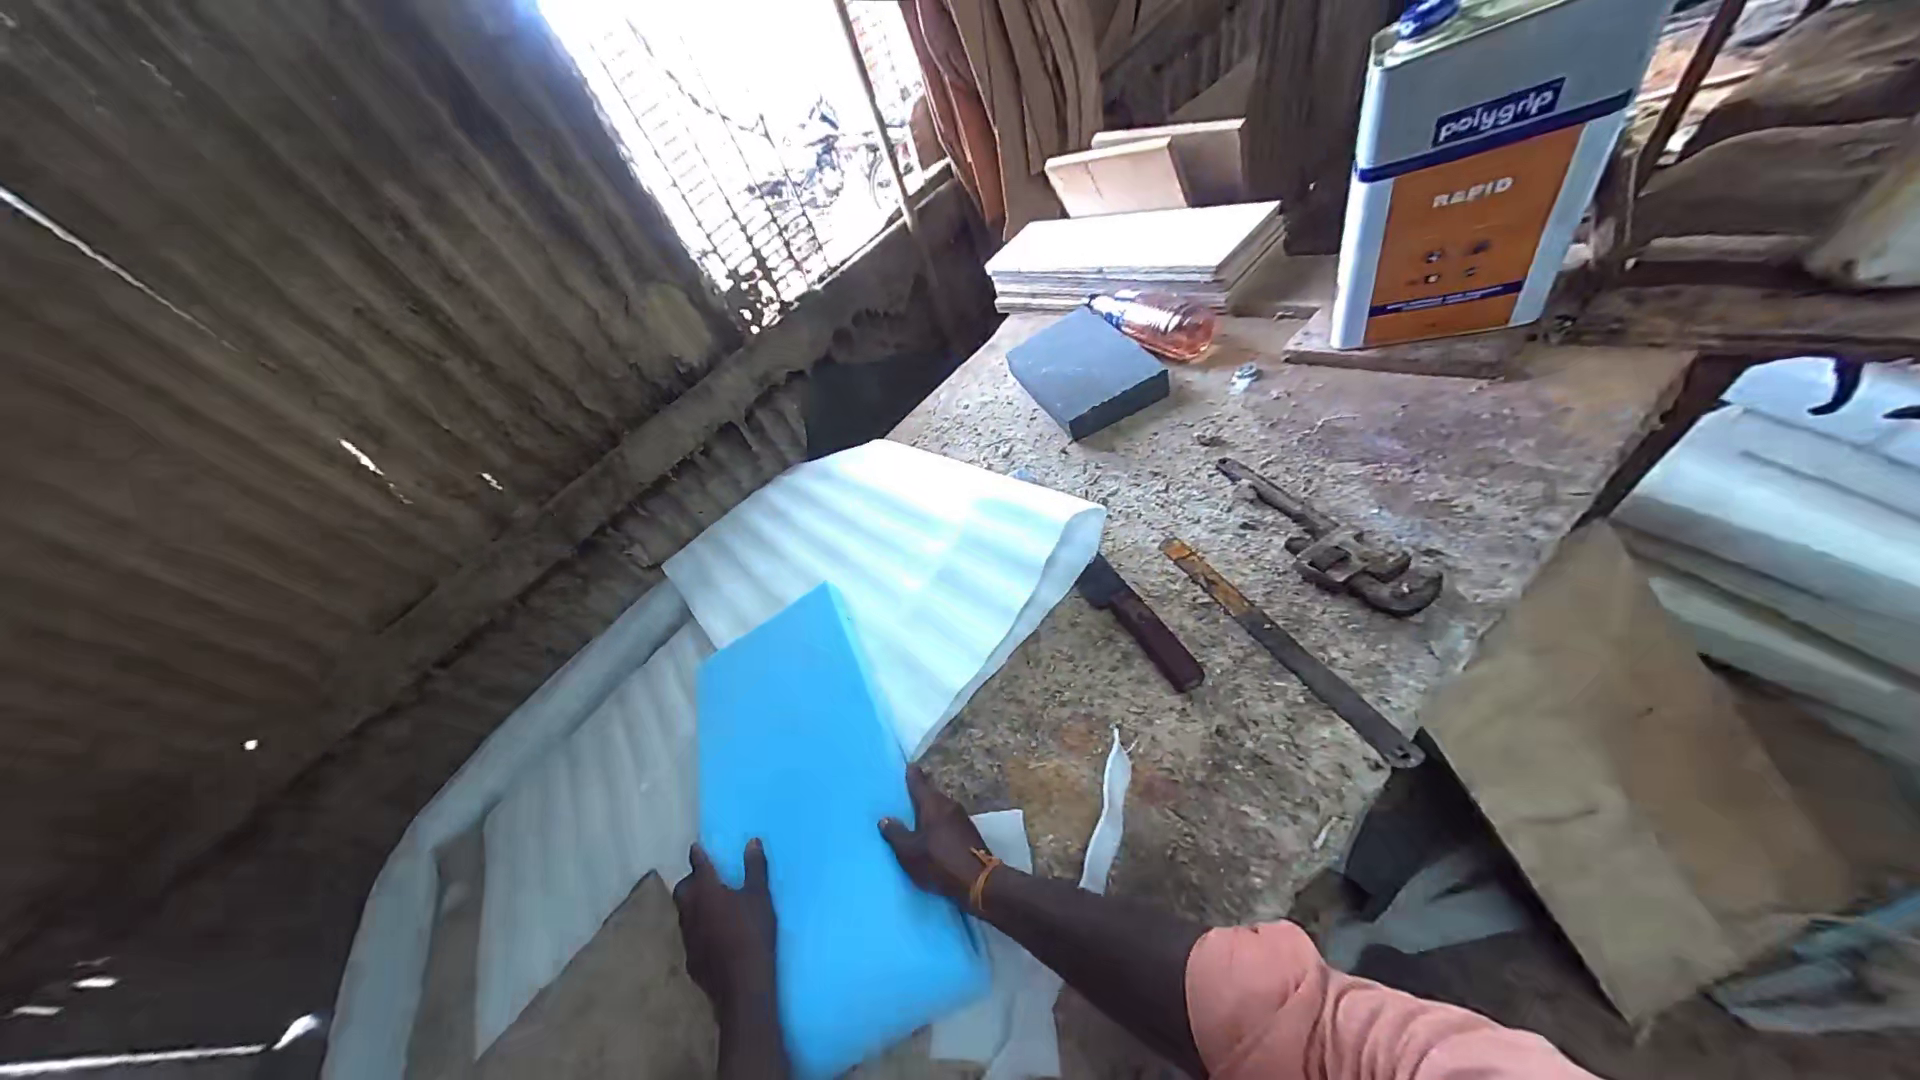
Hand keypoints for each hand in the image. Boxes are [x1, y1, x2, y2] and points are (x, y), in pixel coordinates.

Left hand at [673, 840, 777, 1022]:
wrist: (742, 984)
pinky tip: (712, 932)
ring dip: (693, 904)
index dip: (698, 855)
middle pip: (683, 890)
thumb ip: (754, 867)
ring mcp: (688, 937)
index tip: (695, 847)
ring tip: (709, 902)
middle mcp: (691, 912)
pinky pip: (690, 935)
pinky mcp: (691, 959)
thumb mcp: (759, 895)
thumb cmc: (752, 931)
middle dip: (691, 880)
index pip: (699, 867)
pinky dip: (698, 926)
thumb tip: (751, 842)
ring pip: (684, 913)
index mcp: (706, 892)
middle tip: (704, 876)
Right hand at [879, 767, 990, 906]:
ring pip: (941, 807)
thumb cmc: (939, 862)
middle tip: (908, 794)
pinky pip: (949, 820)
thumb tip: (885, 819)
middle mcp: (948, 804)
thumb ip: (896, 833)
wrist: (978, 881)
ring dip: (931, 810)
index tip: (909, 766)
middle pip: (932, 794)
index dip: (912, 774)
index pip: (919, 782)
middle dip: (921, 793)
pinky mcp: (969, 832)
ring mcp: (961, 817)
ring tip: (917, 815)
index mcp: (932, 804)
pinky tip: (934, 832)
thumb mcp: (909, 851)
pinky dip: (939, 822)